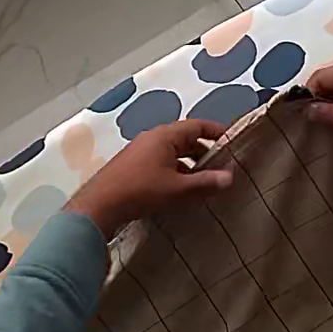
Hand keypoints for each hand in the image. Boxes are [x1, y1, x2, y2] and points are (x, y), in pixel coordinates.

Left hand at [65, 119, 233, 236]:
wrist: (99, 206)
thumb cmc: (140, 191)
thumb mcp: (177, 189)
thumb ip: (205, 183)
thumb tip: (230, 177)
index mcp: (164, 136)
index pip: (197, 125)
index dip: (217, 132)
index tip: (233, 141)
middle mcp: (152, 139)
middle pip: (185, 139)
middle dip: (205, 152)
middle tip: (223, 167)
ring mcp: (140, 152)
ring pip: (173, 153)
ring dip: (190, 165)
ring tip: (204, 182)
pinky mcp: (133, 167)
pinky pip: (161, 163)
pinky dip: (176, 172)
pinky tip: (180, 190)